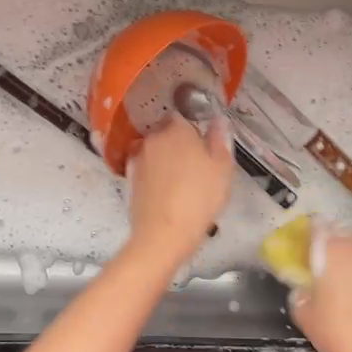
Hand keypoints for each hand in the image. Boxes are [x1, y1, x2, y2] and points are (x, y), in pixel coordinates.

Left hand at [125, 116, 232, 262]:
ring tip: (180, 181)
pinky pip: (146, 170)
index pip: (182, 117)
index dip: (193, 130)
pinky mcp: (129, 180)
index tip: (203, 146)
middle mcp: (153, 139)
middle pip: (166, 134)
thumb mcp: (222, 168)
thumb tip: (217, 121)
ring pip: (155, 152)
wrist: (163, 234)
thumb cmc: (199, 197)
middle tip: (195, 165)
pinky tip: (166, 192)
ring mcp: (138, 159)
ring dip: (165, 160)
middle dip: (178, 144)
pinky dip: (154, 176)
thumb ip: (220, 140)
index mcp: (177, 130)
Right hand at [290, 223, 351, 351]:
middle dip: (332, 239)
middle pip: (342, 232)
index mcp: (330, 250)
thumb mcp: (303, 313)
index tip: (306, 239)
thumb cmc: (333, 330)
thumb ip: (300, 293)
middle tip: (323, 254)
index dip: (311, 230)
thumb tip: (303, 289)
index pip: (319, 227)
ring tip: (345, 268)